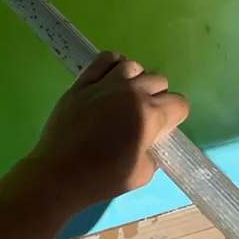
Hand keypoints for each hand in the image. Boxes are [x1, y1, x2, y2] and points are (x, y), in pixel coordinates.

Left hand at [22, 52, 189, 209]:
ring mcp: (103, 85)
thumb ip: (153, 147)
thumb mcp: (144, 171)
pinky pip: (104, 59)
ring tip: (125, 98)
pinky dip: (112, 64)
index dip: (173, 116)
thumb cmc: (103, 178)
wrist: (60, 174)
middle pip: (158, 81)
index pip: (179, 102)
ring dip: (135, 80)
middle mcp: (130, 92)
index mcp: (150, 114)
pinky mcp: (80, 84)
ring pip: (133, 67)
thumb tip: (150, 135)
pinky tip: (110, 80)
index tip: (160, 129)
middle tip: (141, 116)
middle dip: (156, 98)